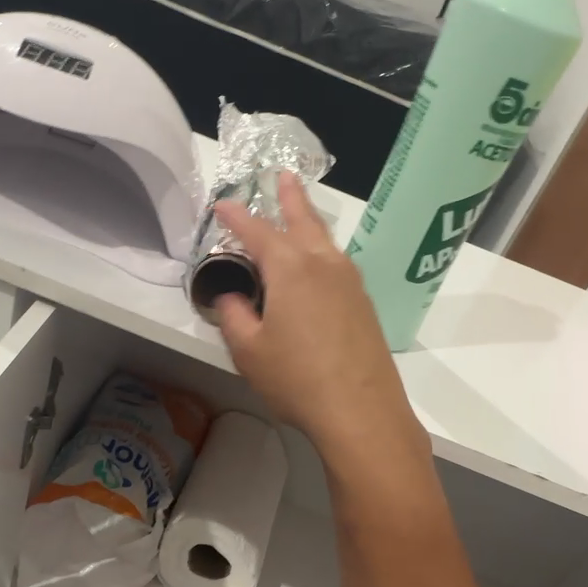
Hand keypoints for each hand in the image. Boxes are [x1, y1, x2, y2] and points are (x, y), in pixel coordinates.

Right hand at [212, 173, 422, 465]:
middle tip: (283, 175)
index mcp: (290, 268)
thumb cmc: (297, 380)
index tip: (223, 205)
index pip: (257, 231)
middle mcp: (323, 264)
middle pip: (304, 221)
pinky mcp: (364, 305)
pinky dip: (322, 254)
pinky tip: (319, 268)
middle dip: (290, 198)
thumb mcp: (249, 352)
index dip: (237, 217)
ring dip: (310, 223)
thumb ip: (234, 317)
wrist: (360, 410)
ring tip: (302, 214)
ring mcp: (350, 283)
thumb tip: (229, 297)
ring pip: (325, 241)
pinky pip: (338, 266)